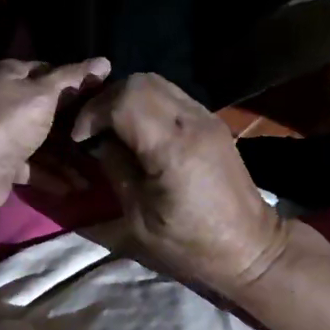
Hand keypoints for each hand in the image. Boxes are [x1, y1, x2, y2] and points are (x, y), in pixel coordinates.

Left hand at [0, 57, 111, 215]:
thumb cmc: (8, 122)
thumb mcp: (44, 94)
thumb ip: (74, 78)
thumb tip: (105, 61)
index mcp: (10, 75)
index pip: (48, 71)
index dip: (76, 81)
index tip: (104, 95)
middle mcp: (4, 101)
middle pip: (47, 109)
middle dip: (75, 124)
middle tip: (105, 134)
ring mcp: (2, 134)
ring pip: (42, 142)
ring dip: (68, 158)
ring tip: (96, 172)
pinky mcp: (3, 164)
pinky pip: (34, 167)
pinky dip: (53, 176)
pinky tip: (75, 188)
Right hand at [71, 73, 288, 294]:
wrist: (248, 247)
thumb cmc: (190, 245)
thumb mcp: (139, 219)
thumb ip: (116, 171)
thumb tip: (98, 144)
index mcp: (173, 149)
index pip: (124, 100)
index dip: (93, 113)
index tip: (81, 139)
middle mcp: (193, 122)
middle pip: (139, 82)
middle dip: (107, 100)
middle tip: (92, 130)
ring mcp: (207, 118)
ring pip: (156, 82)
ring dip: (127, 99)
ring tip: (112, 129)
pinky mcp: (213, 122)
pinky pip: (172, 96)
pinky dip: (147, 104)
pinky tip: (138, 132)